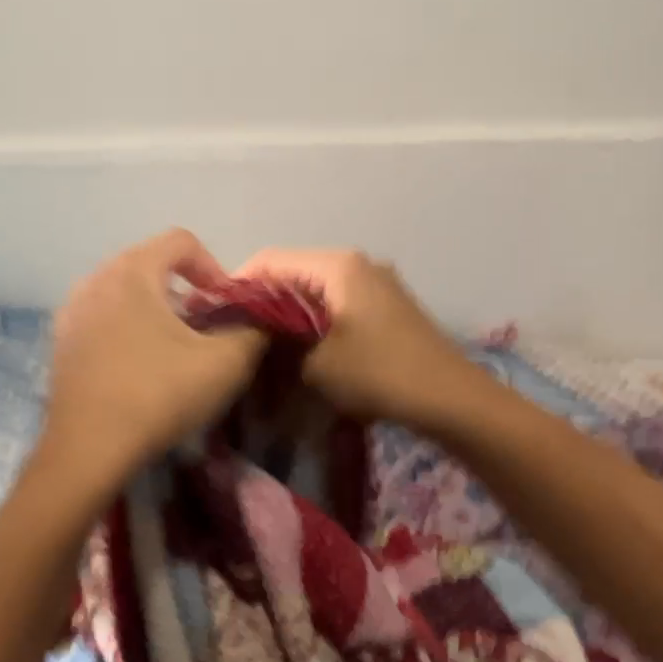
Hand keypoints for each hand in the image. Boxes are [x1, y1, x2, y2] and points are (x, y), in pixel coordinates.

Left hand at [44, 230, 267, 476]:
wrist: (88, 447)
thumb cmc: (158, 395)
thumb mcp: (225, 364)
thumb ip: (254, 330)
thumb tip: (263, 318)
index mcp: (131, 272)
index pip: (180, 241)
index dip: (213, 266)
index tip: (225, 305)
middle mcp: (94, 280)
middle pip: (149, 264)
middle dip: (184, 289)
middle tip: (204, 327)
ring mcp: (71, 312)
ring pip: (123, 293)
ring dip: (154, 310)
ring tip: (173, 347)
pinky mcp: (61, 343)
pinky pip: (101, 318)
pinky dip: (126, 328)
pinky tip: (139, 366)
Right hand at [233, 249, 489, 429]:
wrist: (451, 400)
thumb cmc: (378, 374)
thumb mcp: (314, 362)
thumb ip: (275, 338)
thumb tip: (249, 330)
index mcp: (337, 266)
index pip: (269, 261)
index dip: (235, 285)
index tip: (212, 314)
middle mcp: (356, 263)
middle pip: (291, 272)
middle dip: (259, 300)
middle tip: (232, 332)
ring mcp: (374, 283)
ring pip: (312, 289)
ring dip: (284, 313)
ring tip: (258, 343)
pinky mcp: (383, 306)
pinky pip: (333, 303)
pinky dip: (310, 321)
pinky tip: (296, 348)